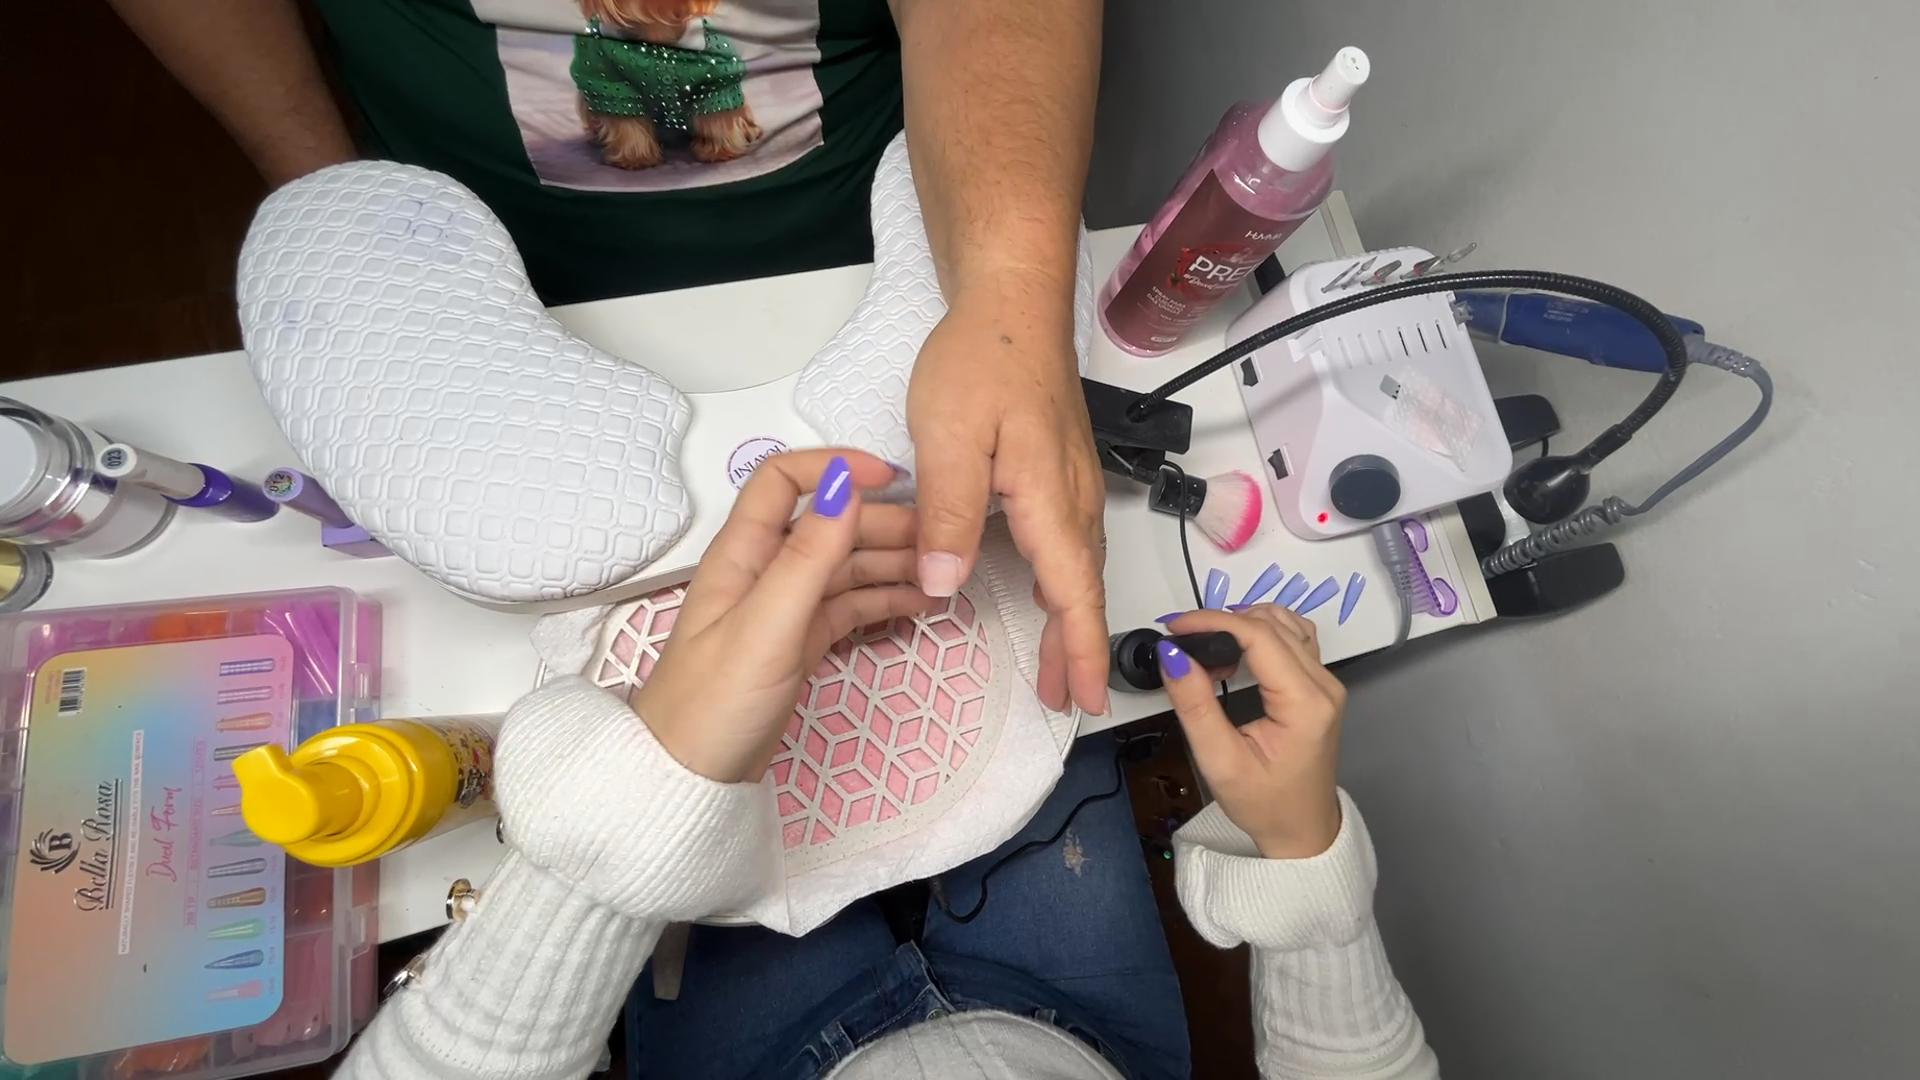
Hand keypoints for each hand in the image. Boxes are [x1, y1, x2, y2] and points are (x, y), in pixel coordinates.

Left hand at [635, 450, 933, 782]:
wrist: (689, 781)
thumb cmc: (713, 704)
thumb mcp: (764, 626)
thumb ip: (806, 557)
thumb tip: (844, 486)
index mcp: (744, 552)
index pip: (784, 480)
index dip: (835, 467)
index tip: (891, 477)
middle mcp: (765, 569)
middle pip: (829, 523)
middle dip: (882, 523)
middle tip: (936, 541)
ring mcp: (785, 605)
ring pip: (845, 565)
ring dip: (891, 562)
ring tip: (938, 575)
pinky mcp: (800, 638)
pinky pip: (849, 604)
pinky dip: (883, 599)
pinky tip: (917, 604)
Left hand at [907, 288, 1108, 715]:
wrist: (1014, 305)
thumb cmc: (981, 362)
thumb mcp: (949, 437)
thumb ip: (949, 514)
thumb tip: (945, 585)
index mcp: (1048, 499)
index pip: (1074, 592)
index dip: (1079, 649)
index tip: (1087, 699)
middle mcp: (1072, 499)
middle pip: (1083, 589)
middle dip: (1076, 647)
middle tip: (1068, 698)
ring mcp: (1072, 484)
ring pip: (1078, 568)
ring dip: (1069, 619)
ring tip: (1059, 663)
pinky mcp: (1060, 472)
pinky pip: (1069, 543)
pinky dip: (1063, 584)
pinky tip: (1048, 594)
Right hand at [1155, 606, 1346, 858]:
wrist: (1302, 831)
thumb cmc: (1263, 803)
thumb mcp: (1219, 760)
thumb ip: (1195, 704)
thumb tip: (1172, 654)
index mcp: (1305, 703)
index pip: (1259, 636)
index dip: (1213, 621)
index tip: (1174, 627)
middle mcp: (1324, 684)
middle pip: (1272, 624)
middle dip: (1221, 621)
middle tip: (1182, 643)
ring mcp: (1325, 682)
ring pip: (1284, 623)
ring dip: (1241, 623)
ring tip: (1207, 650)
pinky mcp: (1318, 684)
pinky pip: (1291, 637)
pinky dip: (1258, 631)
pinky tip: (1234, 651)